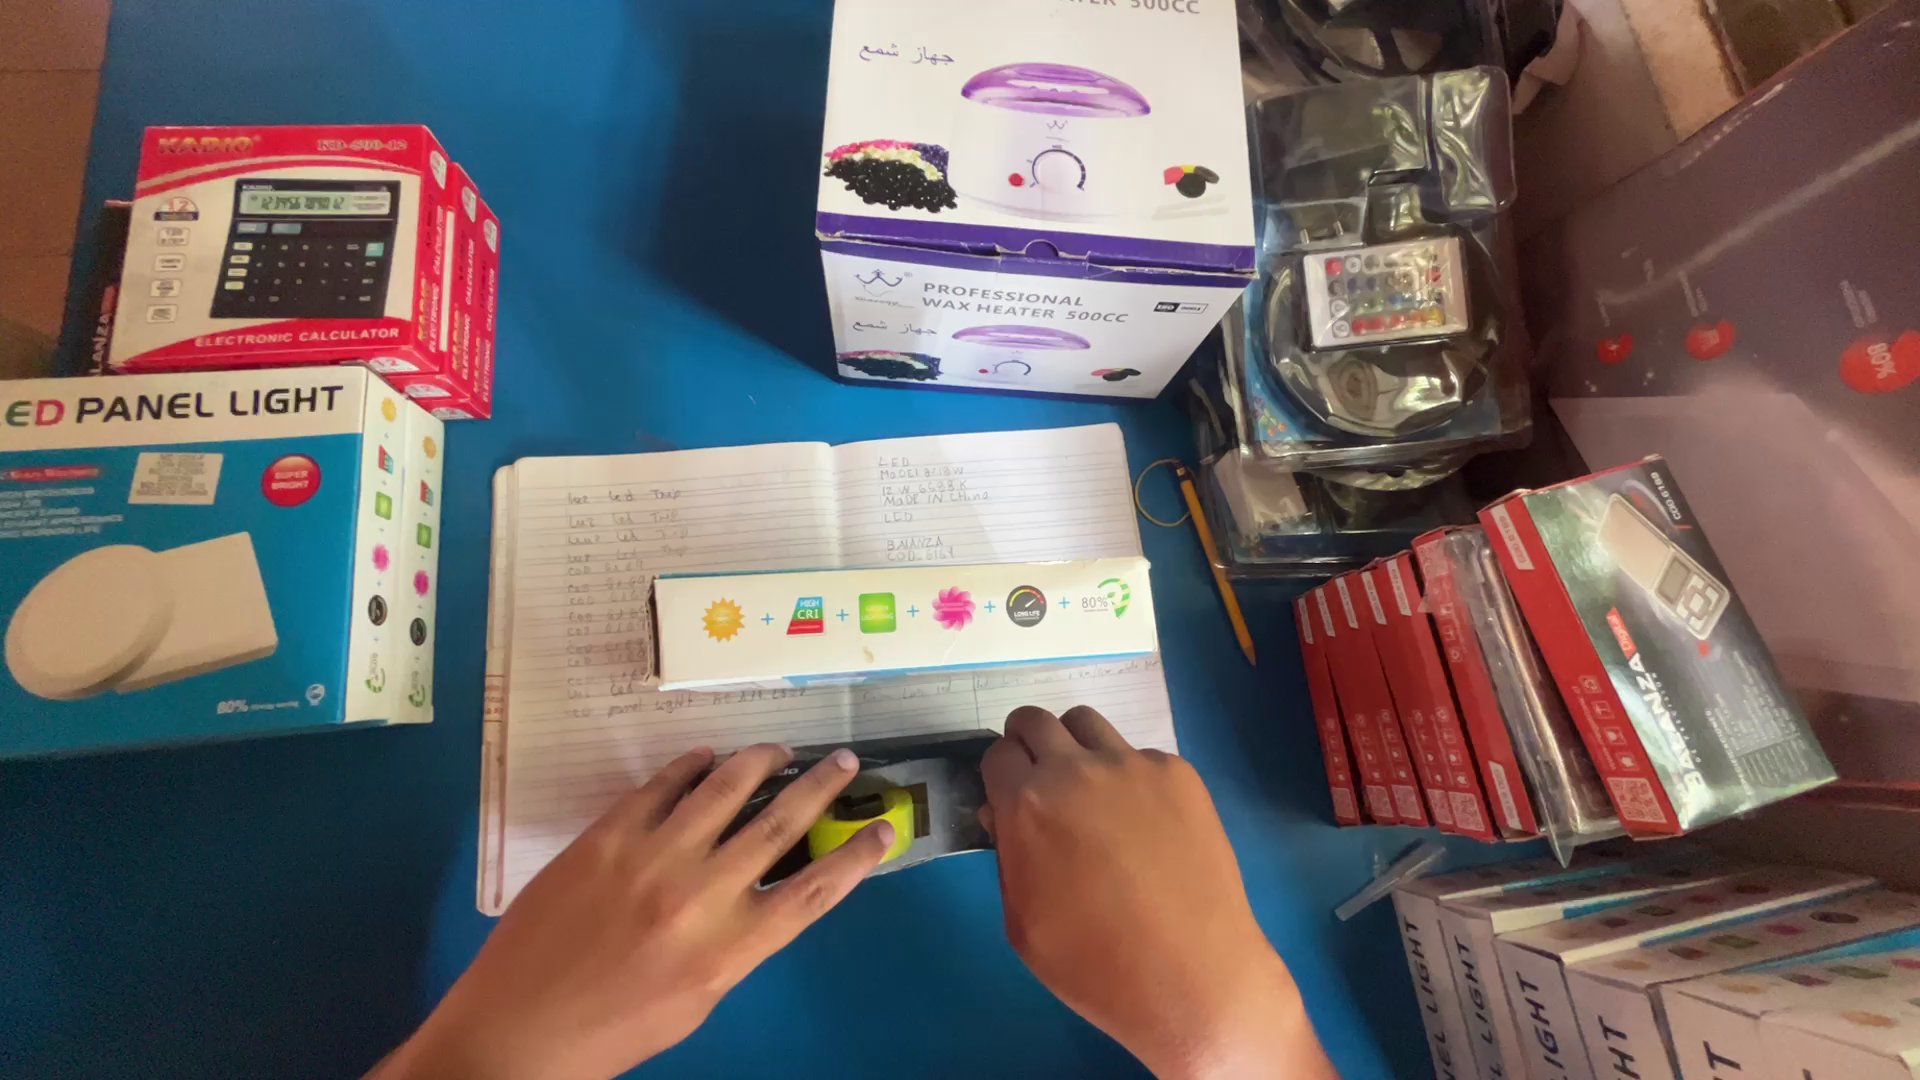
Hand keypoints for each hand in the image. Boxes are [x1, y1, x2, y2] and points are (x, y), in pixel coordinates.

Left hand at [371, 743, 891, 1079]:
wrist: (510, 1039)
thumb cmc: (615, 1030)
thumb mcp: (699, 997)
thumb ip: (741, 937)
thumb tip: (767, 879)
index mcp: (729, 951)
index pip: (815, 891)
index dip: (859, 856)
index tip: (884, 827)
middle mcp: (701, 896)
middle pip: (782, 823)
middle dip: (824, 784)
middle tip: (844, 758)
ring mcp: (653, 857)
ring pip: (728, 785)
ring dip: (763, 759)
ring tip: (779, 749)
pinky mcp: (608, 835)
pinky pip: (665, 782)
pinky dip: (695, 763)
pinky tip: (708, 757)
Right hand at [982, 707, 1335, 1079]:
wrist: (1195, 980)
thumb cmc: (1095, 965)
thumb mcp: (1022, 923)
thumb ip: (1005, 853)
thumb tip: (1002, 811)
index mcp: (1028, 803)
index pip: (997, 753)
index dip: (1000, 773)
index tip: (1009, 792)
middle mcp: (1075, 769)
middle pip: (1035, 719)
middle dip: (1027, 742)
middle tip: (1040, 777)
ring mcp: (1131, 764)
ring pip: (1086, 722)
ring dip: (1074, 745)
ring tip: (1090, 789)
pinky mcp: (1177, 773)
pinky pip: (1138, 756)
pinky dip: (1129, 778)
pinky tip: (1147, 824)